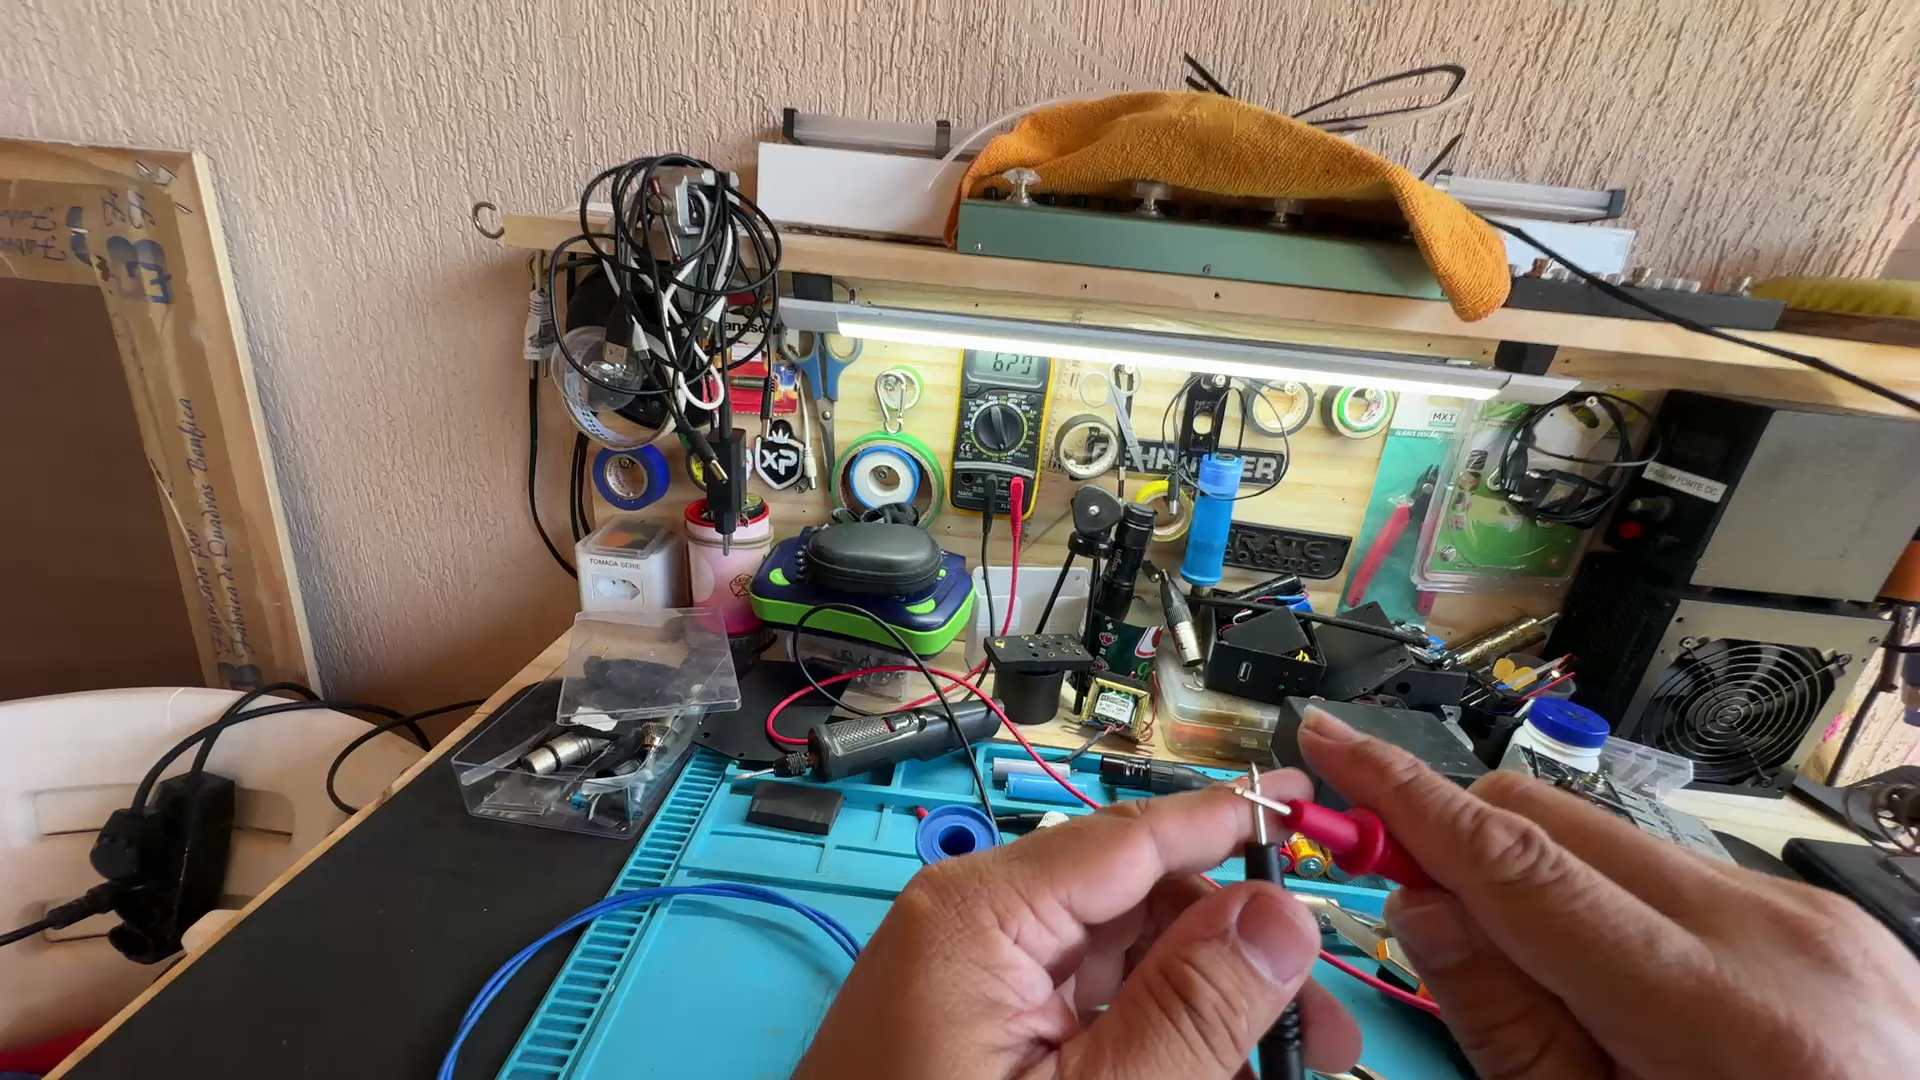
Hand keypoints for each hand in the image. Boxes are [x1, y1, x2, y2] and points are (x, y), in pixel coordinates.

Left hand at [792, 771, 1361, 1079]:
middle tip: (1321, 1014)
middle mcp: (975, 918)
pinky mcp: (982, 1017)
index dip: (1220, 815)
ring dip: (1200, 995)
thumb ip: (1188, 1009)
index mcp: (982, 910)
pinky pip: (1084, 1001)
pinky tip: (1209, 1064)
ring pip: (1116, 954)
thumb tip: (1279, 912)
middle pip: (1129, 898)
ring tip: (1292, 1055)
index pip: (1125, 837)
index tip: (1297, 792)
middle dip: (1228, 942)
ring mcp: (976, 970)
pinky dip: (1150, 1029)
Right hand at [1298, 706, 1919, 1077]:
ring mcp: (1807, 916)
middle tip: (1422, 907)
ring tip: (1541, 970)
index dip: (1400, 790)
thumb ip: (1498, 1019)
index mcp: (1733, 1020)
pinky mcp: (1813, 913)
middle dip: (1457, 840)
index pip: (1514, 859)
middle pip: (1540, 813)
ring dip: (1522, 870)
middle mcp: (1777, 935)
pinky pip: (1642, 859)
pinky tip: (1610, 972)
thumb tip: (1418, 903)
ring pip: (1584, 828)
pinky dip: (1587, 890)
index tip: (1325, 738)